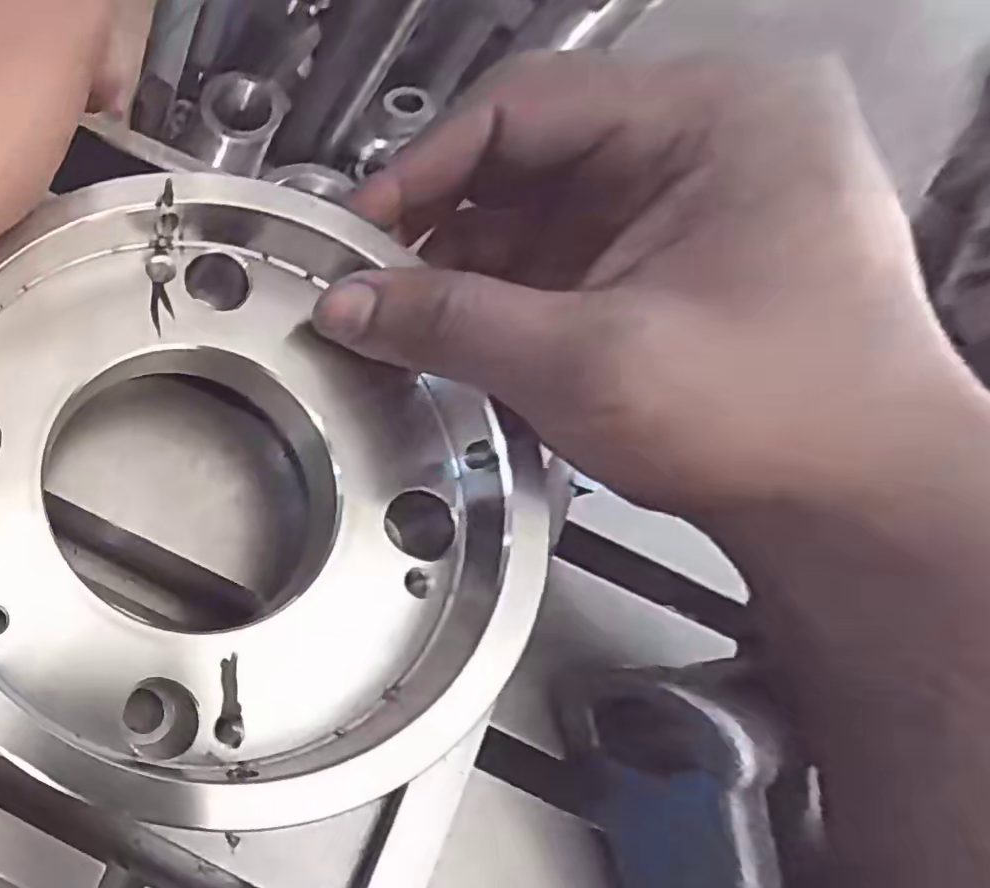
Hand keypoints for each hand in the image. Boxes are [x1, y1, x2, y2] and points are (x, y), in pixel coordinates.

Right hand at [310, 54, 983, 519]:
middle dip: (419, 224)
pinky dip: (458, 300)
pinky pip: (508, 267)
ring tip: (385, 320)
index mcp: (708, 121)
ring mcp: (640, 214)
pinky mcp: (611, 270)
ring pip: (496, 218)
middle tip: (358, 281)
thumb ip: (448, 323)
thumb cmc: (770, 410)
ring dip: (433, 270)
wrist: (832, 490)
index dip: (419, 169)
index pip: (519, 107)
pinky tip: (426, 334)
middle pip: (500, 160)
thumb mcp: (581, 359)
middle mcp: (675, 151)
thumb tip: (345, 303)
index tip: (352, 234)